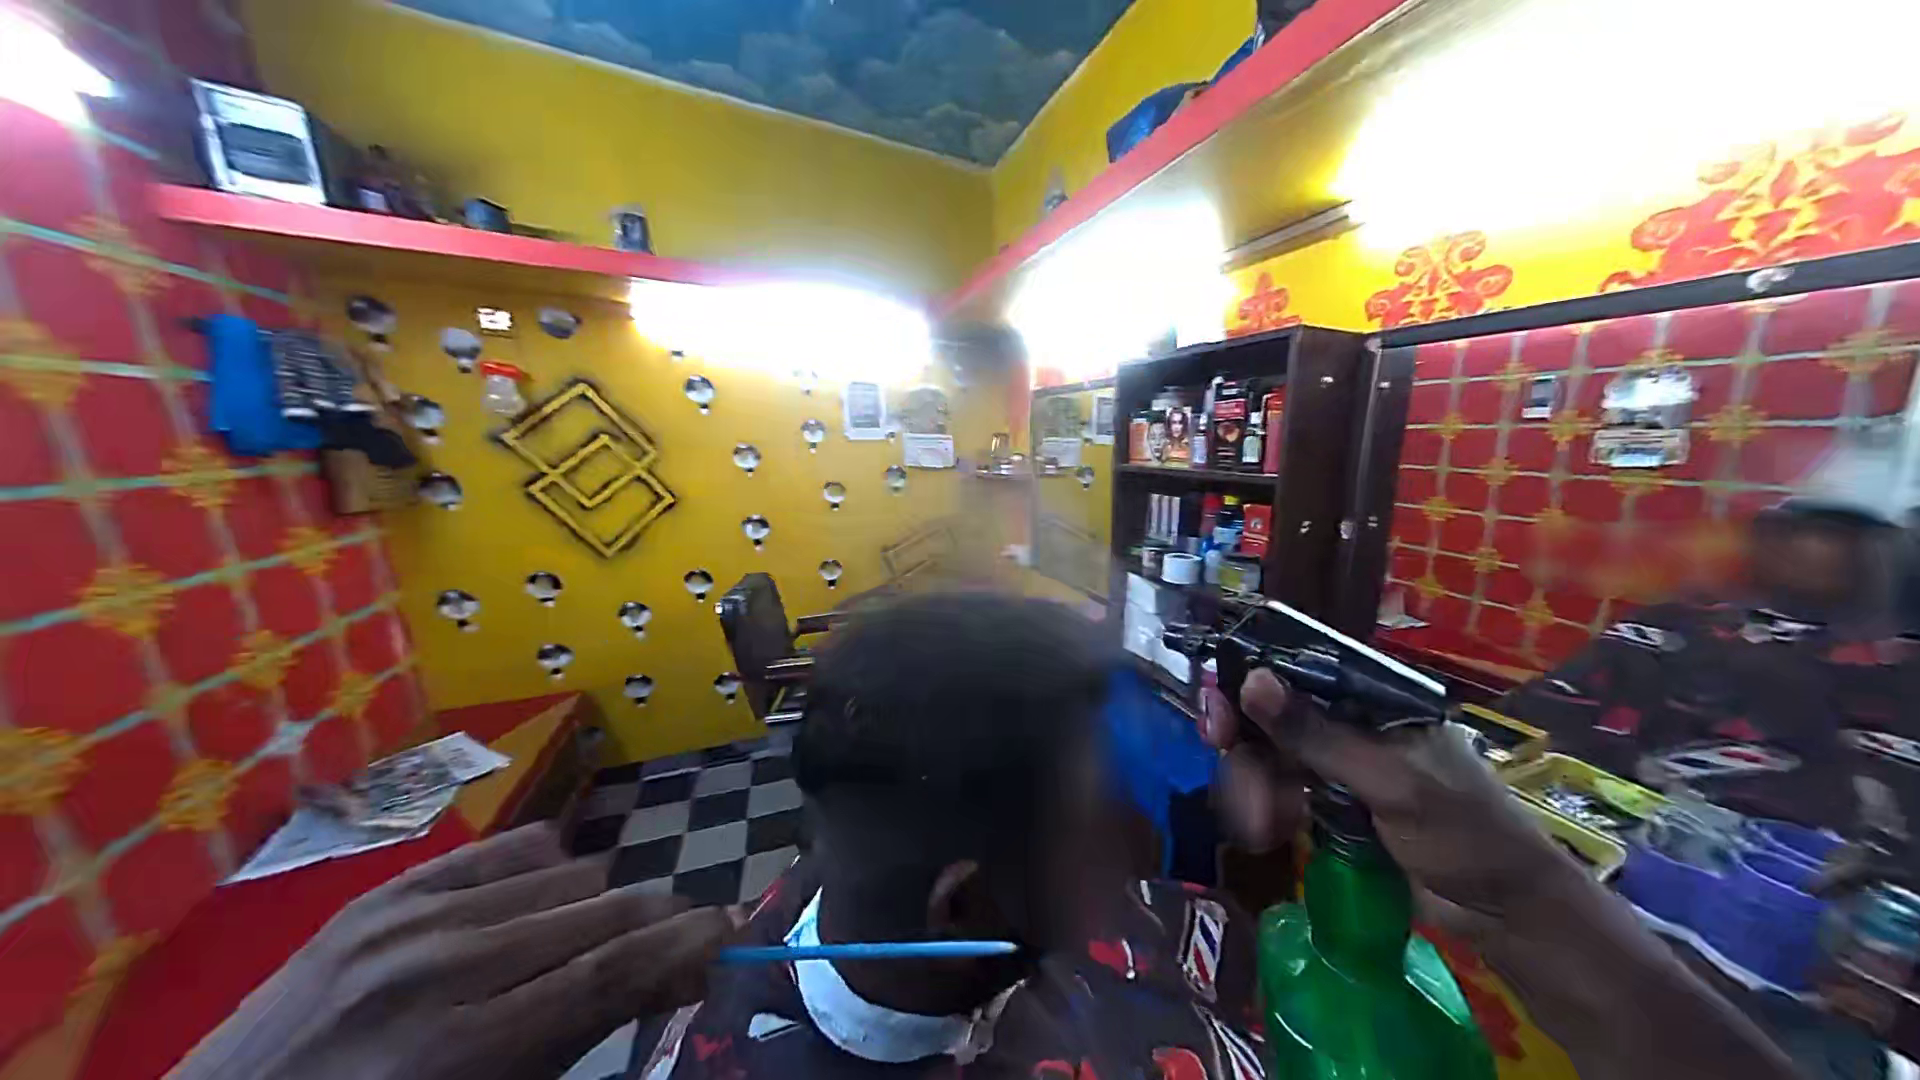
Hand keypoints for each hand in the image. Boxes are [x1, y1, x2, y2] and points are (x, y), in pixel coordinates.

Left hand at [172, 825, 738, 1079]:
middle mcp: (438, 967)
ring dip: (602, 908)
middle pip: (607, 909)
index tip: (737, 933)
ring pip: (574, 871)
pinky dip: (550, 875)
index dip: (692, 944)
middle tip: (682, 944)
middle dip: (665, 921)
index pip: (616, 968)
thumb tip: (680, 974)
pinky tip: (535, 915)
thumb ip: (588, 1038)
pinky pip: (516, 848)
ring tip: (584, 947)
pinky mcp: (386, 891)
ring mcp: (406, 916)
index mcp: (458, 1053)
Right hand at [1201, 669, 1581, 940]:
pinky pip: (1277, 789)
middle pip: (1270, 714)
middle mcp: (1347, 722)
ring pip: (1266, 754)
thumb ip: (1318, 735)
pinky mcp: (1326, 799)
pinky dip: (1264, 807)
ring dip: (1252, 785)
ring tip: (1258, 825)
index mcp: (1372, 699)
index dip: (1247, 683)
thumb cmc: (1466, 835)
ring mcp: (1334, 761)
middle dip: (1243, 743)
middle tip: (1221, 761)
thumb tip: (1252, 679)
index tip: (1217, 709)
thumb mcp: (1391, 782)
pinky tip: (1266, 831)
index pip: (1296, 672)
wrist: (1506, 916)